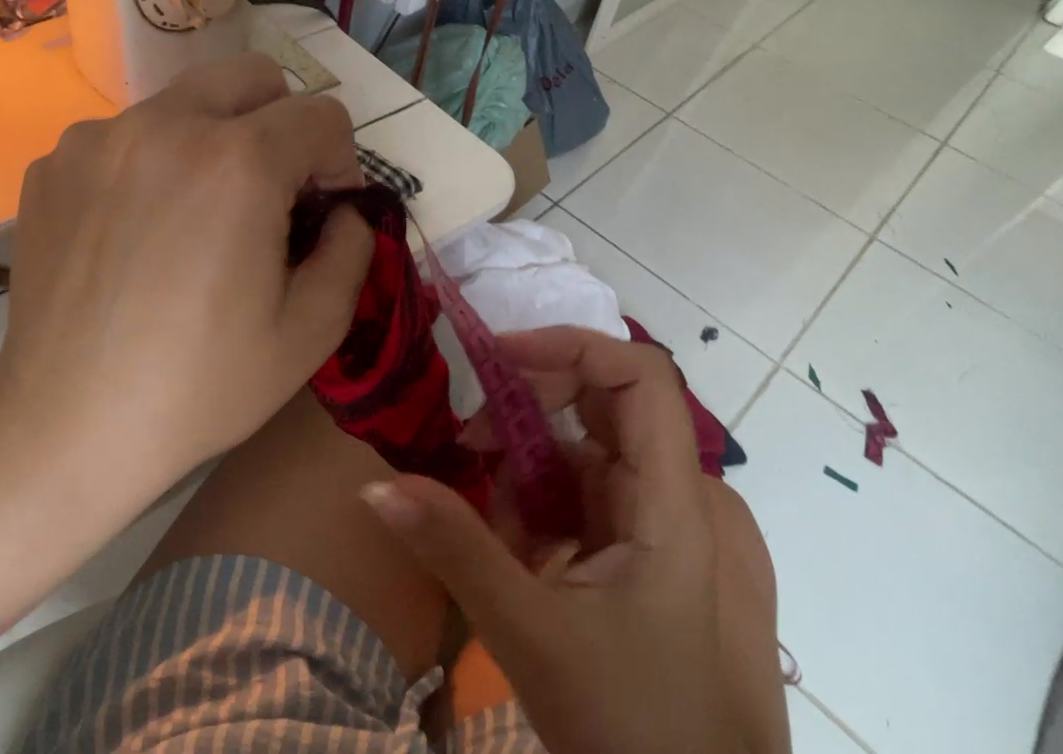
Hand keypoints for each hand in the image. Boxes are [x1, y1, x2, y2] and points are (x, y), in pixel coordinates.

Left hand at [0, 53, 375, 474]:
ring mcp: (96, 141)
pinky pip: (122, 139)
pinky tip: (136, 237)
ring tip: (197, 220)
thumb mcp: (310, 332)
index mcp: (237, 162)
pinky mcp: (51, 167)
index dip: (340, 161)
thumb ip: (351, 252)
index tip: (326, 212)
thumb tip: (344, 213)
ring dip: (211, 142)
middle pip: (250, 78)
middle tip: (273, 194)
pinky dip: (148, 167)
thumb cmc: (198, 387)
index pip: (320, 114)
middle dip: (280, 124)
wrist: (67, 426)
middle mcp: (164, 126)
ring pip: (181, 104)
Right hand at [362, 326, 731, 753]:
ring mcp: (681, 537)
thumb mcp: (529, 631)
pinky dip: (551, 514)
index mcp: (677, 504)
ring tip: (490, 529)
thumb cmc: (631, 724)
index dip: (568, 347)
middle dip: (528, 418)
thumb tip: (372, 483)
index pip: (640, 377)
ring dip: (532, 476)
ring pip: (596, 464)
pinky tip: (522, 557)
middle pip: (607, 414)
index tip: (491, 360)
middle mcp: (690, 503)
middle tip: (467, 449)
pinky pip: (600, 508)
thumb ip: (452, 547)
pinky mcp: (664, 567)